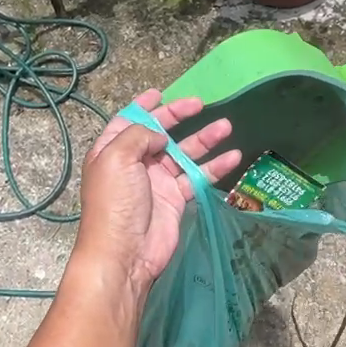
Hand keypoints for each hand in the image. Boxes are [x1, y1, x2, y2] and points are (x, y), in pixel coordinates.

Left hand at [69, 91, 239, 311]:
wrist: (125, 253)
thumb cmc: (115, 202)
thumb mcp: (116, 158)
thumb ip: (139, 135)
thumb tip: (161, 135)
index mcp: (112, 151)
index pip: (127, 121)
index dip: (142, 107)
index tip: (160, 93)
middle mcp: (135, 163)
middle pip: (160, 133)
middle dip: (179, 116)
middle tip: (200, 104)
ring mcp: (157, 181)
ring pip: (184, 153)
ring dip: (204, 139)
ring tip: (226, 126)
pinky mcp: (176, 199)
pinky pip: (198, 177)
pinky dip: (215, 166)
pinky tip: (233, 156)